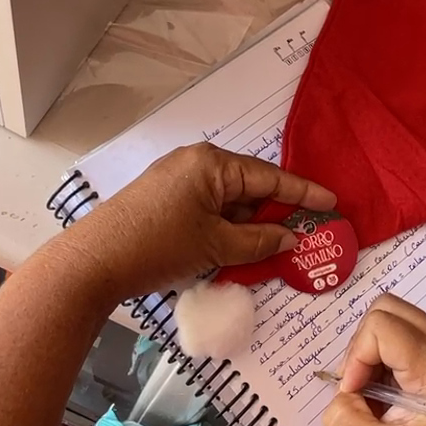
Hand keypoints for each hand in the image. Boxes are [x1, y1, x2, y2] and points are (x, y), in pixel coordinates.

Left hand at [53, 143, 335, 303]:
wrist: (92, 262)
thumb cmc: (158, 247)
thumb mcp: (216, 246)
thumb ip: (260, 241)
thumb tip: (290, 238)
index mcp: (212, 164)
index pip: (270, 176)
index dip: (304, 192)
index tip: (332, 202)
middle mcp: (195, 163)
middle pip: (249, 186)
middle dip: (275, 210)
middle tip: (305, 232)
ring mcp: (177, 179)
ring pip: (228, 200)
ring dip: (250, 223)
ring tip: (277, 246)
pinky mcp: (163, 199)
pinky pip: (208, 207)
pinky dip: (227, 226)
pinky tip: (240, 247)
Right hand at [322, 295, 425, 425]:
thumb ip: (342, 415)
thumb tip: (346, 390)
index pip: (380, 325)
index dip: (356, 356)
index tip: (355, 394)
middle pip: (387, 309)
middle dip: (362, 345)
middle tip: (359, 387)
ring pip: (394, 317)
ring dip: (372, 350)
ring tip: (373, 392)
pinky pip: (405, 332)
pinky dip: (385, 354)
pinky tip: (387, 391)